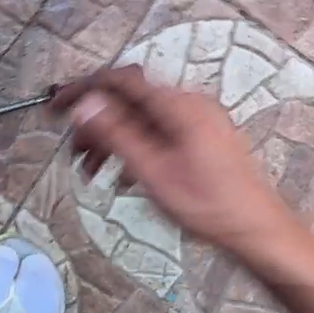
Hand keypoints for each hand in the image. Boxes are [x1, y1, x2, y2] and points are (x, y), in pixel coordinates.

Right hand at [53, 67, 306, 256]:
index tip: (54, 108)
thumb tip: (85, 103)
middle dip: (95, 124)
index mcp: (177, 105)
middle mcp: (189, 104)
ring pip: (141, 119)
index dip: (81, 90)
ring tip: (91, 171)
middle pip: (128, 101)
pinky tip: (123, 178)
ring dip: (112, 140)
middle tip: (72, 151)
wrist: (259, 231)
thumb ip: (116, 133)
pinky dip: (134, 149)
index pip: (118, 81)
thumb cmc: (207, 205)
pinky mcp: (202, 139)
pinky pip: (158, 133)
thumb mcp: (151, 170)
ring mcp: (197, 121)